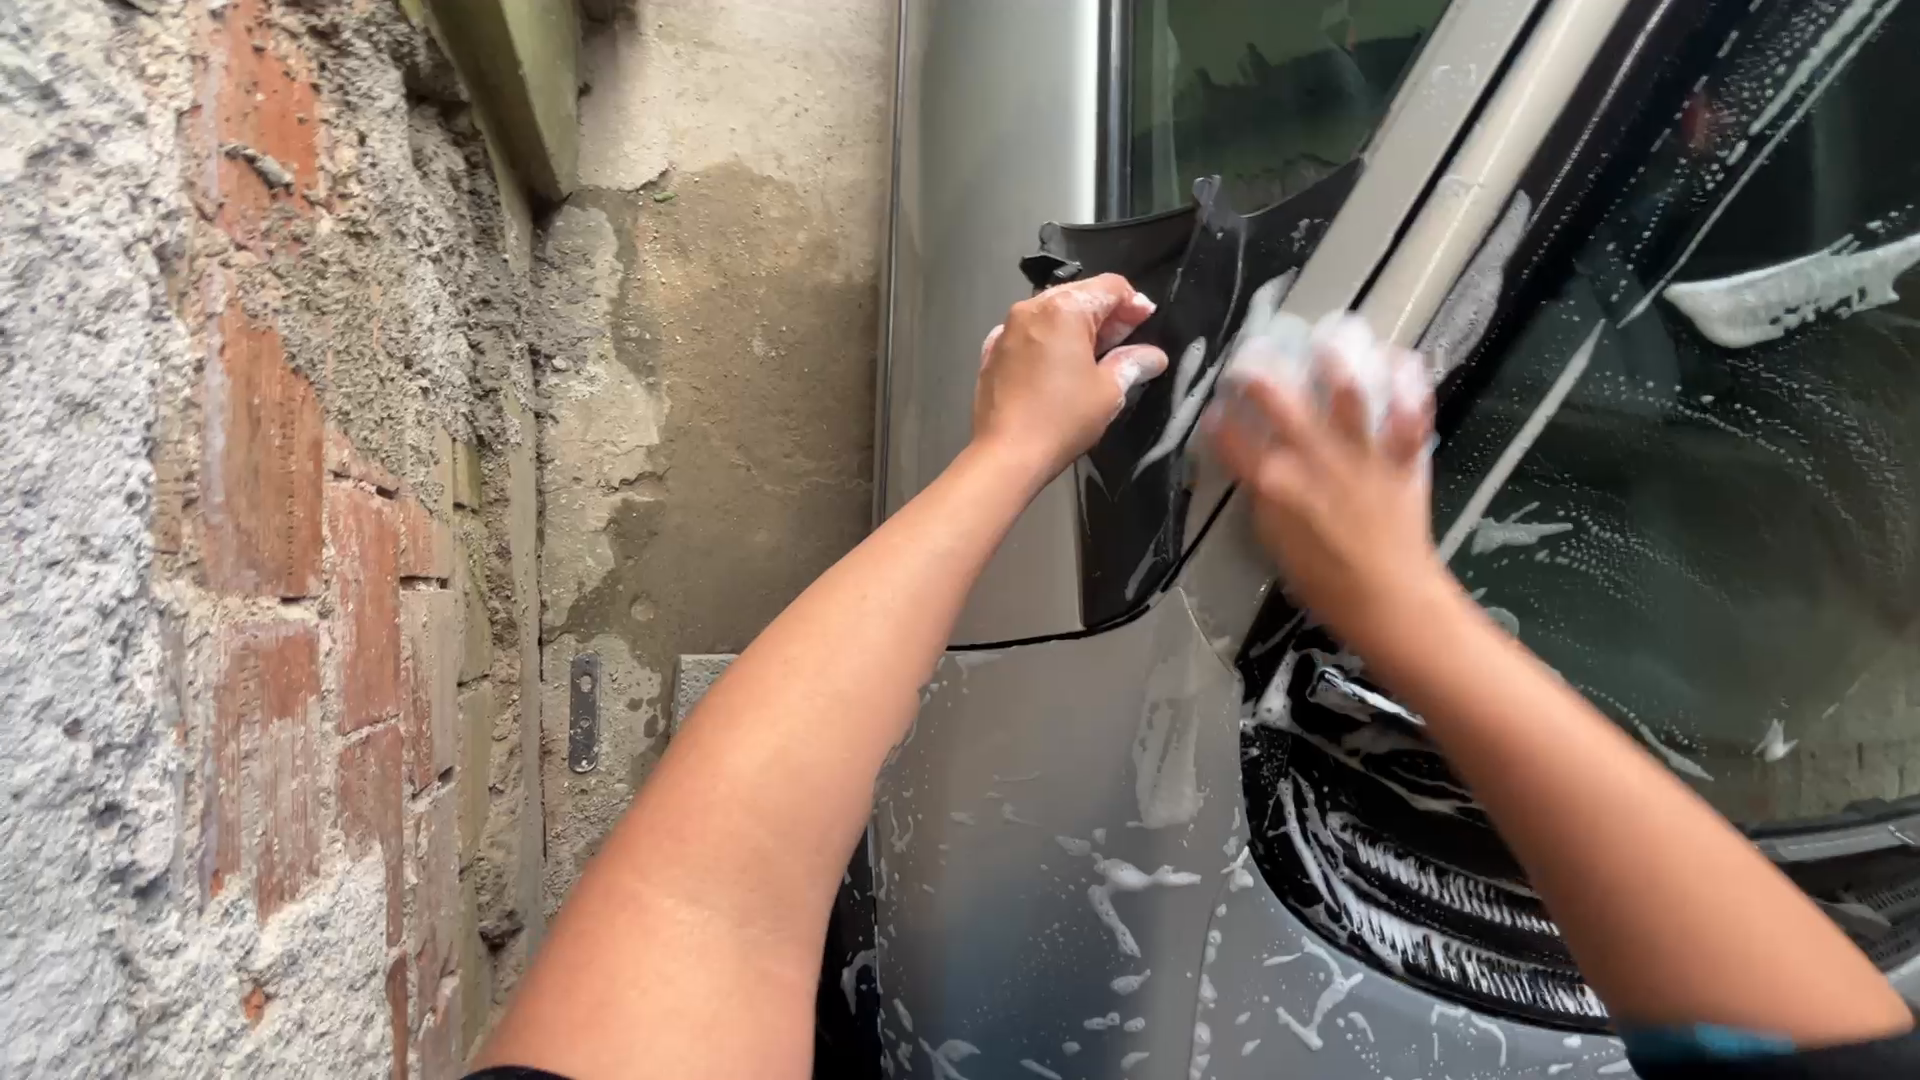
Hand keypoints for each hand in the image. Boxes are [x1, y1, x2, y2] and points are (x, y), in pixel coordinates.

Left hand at [973, 274, 1168, 475]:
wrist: (1005, 454)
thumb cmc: (1062, 419)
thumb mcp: (1108, 391)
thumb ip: (1132, 363)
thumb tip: (1152, 356)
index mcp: (1064, 309)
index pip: (1110, 287)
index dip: (1134, 303)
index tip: (1147, 324)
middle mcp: (1030, 308)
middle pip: (1078, 296)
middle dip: (1105, 315)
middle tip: (1126, 341)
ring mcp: (1005, 330)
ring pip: (1050, 315)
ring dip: (1075, 328)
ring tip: (1094, 356)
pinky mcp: (991, 354)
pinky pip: (1027, 336)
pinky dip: (1047, 343)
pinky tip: (1057, 367)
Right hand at [1204, 345, 1444, 649]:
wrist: (1387, 599)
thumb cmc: (1323, 579)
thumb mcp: (1273, 539)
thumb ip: (1263, 495)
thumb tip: (1255, 466)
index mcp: (1274, 484)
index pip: (1232, 439)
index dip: (1218, 420)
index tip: (1214, 409)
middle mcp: (1313, 460)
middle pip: (1279, 402)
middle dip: (1258, 372)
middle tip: (1250, 356)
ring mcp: (1361, 455)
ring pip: (1347, 395)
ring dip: (1336, 361)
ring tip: (1330, 335)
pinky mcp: (1402, 459)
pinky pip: (1408, 415)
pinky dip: (1408, 386)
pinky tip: (1400, 360)